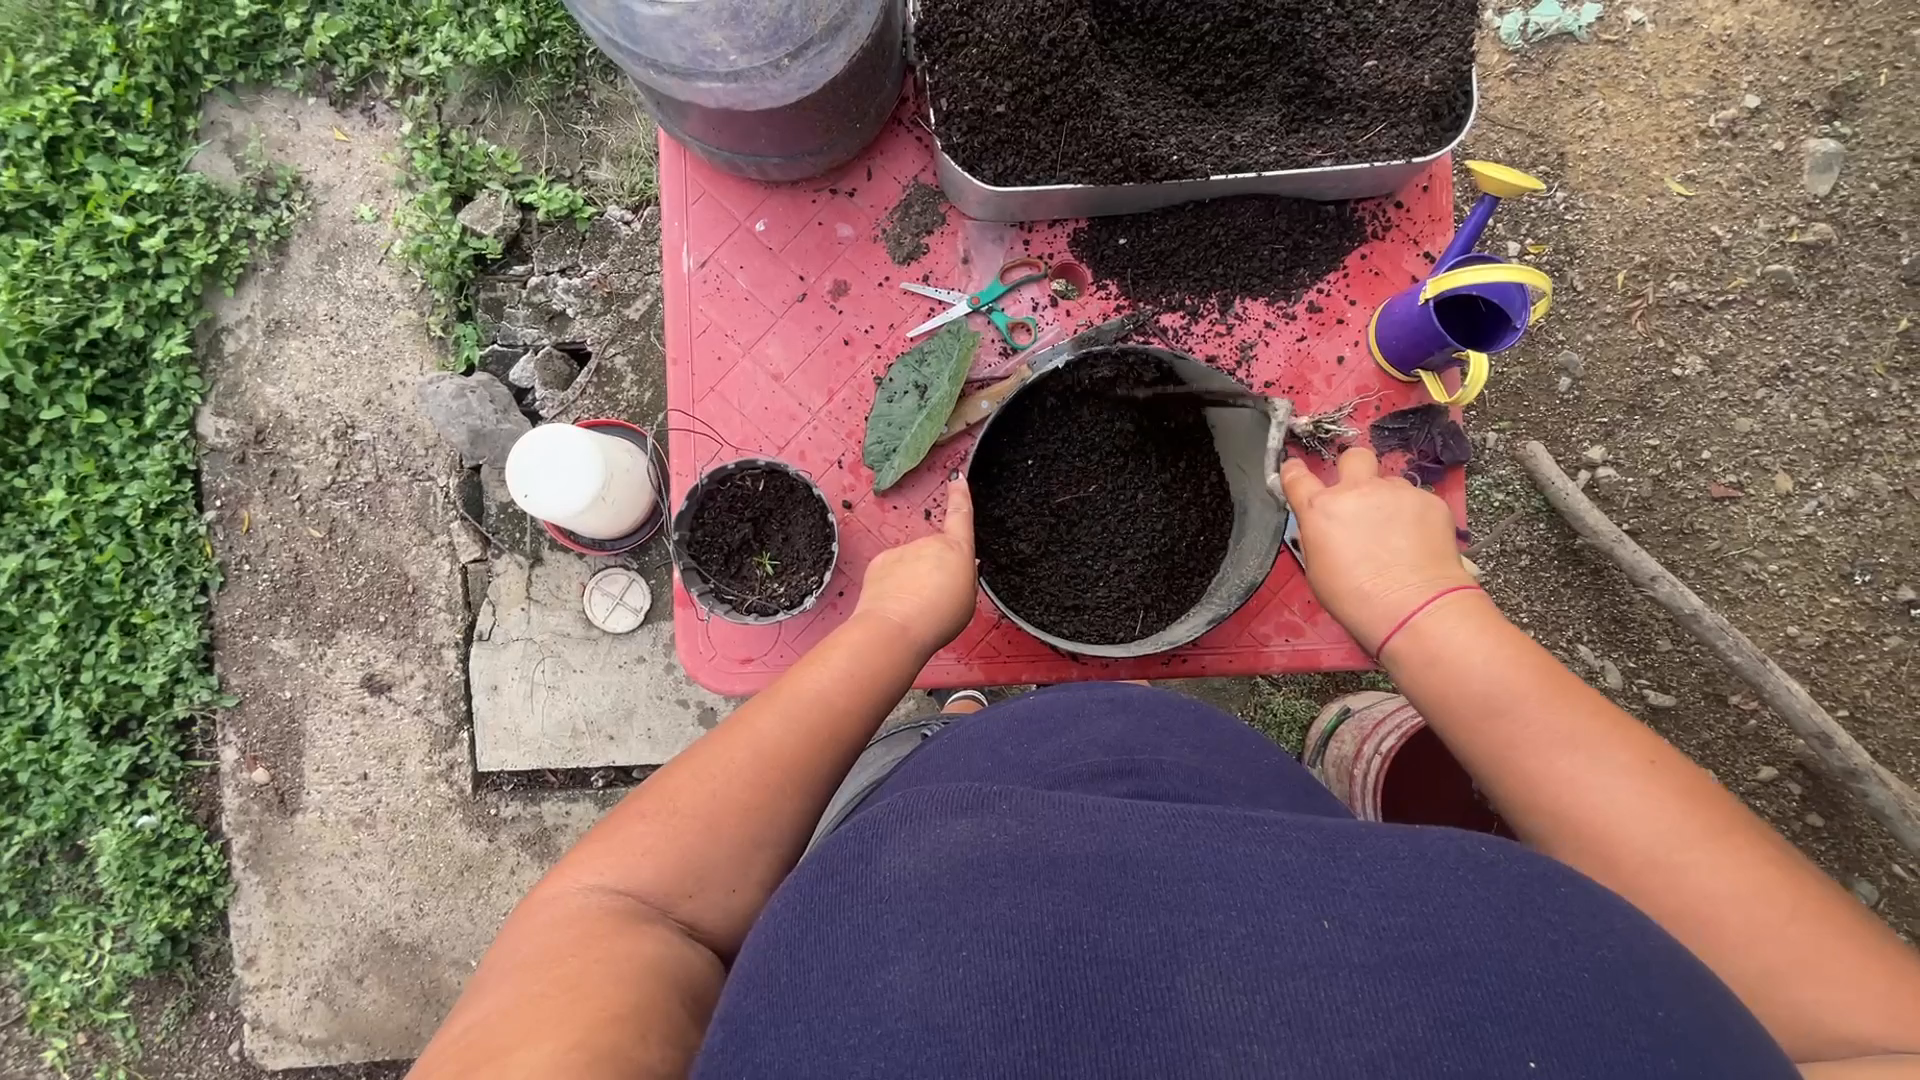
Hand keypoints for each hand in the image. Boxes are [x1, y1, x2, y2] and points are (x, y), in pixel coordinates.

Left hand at [854, 475, 978, 655]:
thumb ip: (966, 578)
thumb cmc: (935, 619)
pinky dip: (894, 585)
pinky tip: (897, 604)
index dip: (960, 495)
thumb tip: (962, 568)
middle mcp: (929, 544)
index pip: (960, 514)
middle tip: (935, 600)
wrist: (895, 628)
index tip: (957, 478)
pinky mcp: (881, 561)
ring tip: (916, 607)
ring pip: (911, 563)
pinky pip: (891, 571)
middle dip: (934, 571)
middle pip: (934, 552)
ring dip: (913, 580)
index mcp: (956, 550)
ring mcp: (903, 551)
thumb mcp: (967, 601)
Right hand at [1279, 447, 1477, 653]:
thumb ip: (1318, 535)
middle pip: (1354, 456)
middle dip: (1353, 469)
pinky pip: (1417, 500)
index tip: (1296, 470)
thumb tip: (1326, 526)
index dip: (1294, 470)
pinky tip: (1418, 542)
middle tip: (1359, 494)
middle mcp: (1357, 491)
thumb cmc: (1353, 597)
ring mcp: (1397, 492)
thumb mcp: (1316, 567)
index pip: (1297, 476)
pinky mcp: (1430, 501)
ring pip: (1389, 482)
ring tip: (1396, 532)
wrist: (1413, 605)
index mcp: (1320, 509)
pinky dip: (1415, 516)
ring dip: (1387, 499)